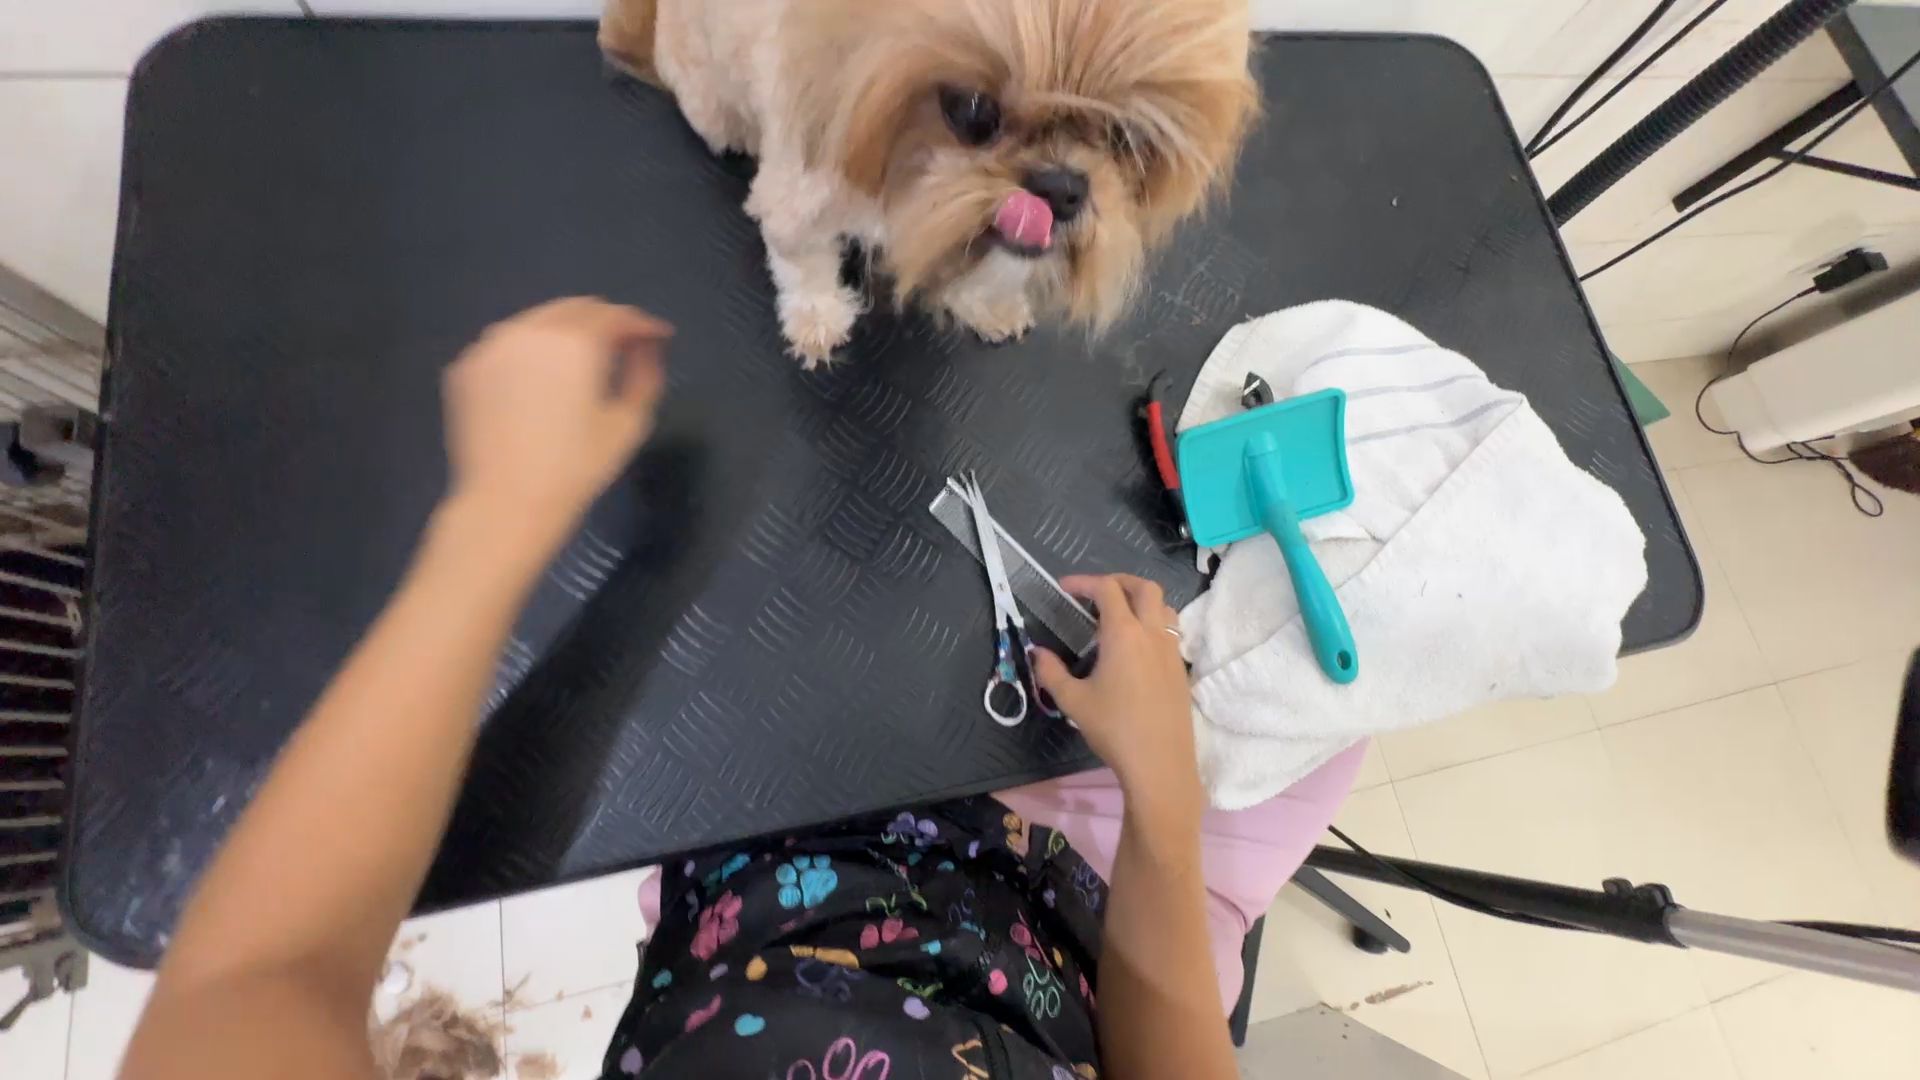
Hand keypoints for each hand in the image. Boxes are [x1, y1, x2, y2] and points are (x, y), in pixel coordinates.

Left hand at [440, 297, 671, 551]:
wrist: (508, 501)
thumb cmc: (579, 466)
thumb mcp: (630, 422)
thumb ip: (645, 373)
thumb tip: (647, 347)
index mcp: (573, 342)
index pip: (614, 315)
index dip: (642, 323)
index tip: (660, 336)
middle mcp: (527, 331)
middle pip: (574, 308)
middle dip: (605, 320)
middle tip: (627, 344)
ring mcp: (489, 346)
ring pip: (537, 321)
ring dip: (567, 331)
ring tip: (586, 359)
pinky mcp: (465, 367)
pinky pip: (508, 345)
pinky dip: (533, 351)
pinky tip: (544, 380)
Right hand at [1031, 574, 1200, 814]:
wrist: (1160, 765)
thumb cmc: (1114, 729)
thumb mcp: (1073, 701)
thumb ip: (1051, 672)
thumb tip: (1037, 652)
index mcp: (1124, 634)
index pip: (1107, 590)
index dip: (1084, 582)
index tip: (1065, 588)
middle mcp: (1152, 634)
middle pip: (1144, 588)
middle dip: (1119, 581)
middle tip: (1095, 593)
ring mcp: (1172, 651)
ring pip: (1163, 607)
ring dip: (1141, 601)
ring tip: (1118, 616)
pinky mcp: (1181, 670)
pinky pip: (1170, 631)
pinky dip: (1152, 624)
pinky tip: (1135, 648)